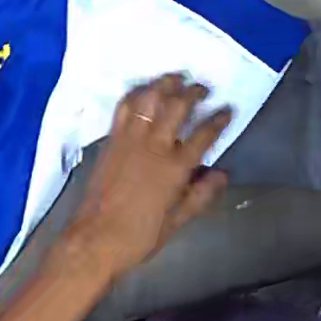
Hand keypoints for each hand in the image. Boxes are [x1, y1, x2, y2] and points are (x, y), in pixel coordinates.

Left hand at [51, 75, 230, 289]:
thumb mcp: (178, 221)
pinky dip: (136, 95)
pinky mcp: (112, 141)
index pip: (205, 134)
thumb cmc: (139, 235)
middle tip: (203, 88)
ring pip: (150, 100)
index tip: (228, 109)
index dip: (220, 119)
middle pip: (179, 107)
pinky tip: (144, 91)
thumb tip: (222, 173)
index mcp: (176, 168)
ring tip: (176, 78)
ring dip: (165, 84)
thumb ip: (202, 194)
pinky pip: (124, 109)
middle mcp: (156, 147)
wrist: (92, 242)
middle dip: (194, 92)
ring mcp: (131, 141)